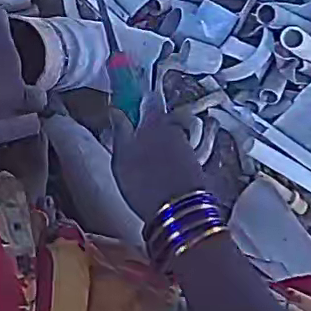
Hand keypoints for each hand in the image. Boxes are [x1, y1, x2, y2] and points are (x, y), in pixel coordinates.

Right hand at [109, 94, 206, 220]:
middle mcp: (175, 129)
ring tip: (144, 163)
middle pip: (161, 120)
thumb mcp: (122, 156)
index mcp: (155, 121)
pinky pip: (177, 156)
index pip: (149, 98)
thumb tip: (115, 109)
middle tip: (132, 140)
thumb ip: (119, 130)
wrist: (180, 212)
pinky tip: (158, 175)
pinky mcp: (195, 167)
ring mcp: (188, 148)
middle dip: (148, 126)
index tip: (129, 104)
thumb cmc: (144, 180)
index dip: (139, 99)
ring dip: (158, 145)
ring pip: (170, 139)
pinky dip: (168, 161)